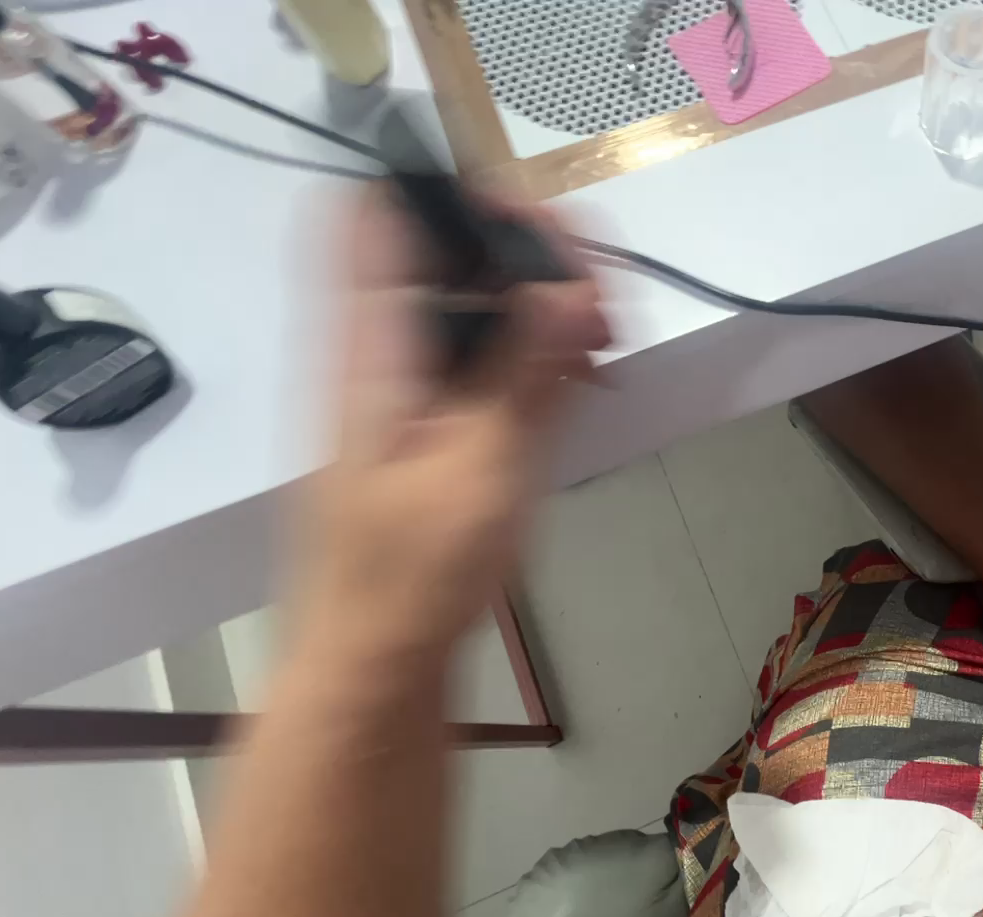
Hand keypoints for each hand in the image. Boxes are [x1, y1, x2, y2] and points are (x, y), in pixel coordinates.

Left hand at [286, 186, 611, 667]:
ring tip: (609, 339)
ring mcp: (420, 389)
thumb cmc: (415, 571)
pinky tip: (591, 375)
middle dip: (532, 257)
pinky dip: (545, 355)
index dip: (455, 196)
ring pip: (481, 308)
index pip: (383, 219)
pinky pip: (497, 360)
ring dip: (548, 308)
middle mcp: (390, 353)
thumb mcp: (478, 469)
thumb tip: (570, 288)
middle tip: (602, 297)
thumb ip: (523, 375)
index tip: (543, 229)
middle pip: (449, 256)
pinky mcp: (449, 424)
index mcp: (373, 348)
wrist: (380, 653)